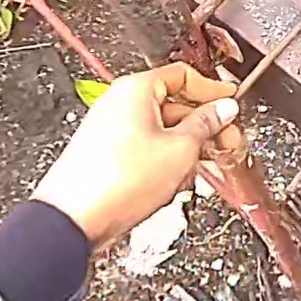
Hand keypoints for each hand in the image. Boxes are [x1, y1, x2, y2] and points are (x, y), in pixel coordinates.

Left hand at [33, 63, 238, 244]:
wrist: (69, 224)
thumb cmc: (119, 181)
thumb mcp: (182, 148)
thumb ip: (208, 123)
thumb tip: (223, 108)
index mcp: (137, 91)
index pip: (185, 76)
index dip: (213, 90)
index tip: (230, 103)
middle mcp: (120, 105)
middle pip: (176, 104)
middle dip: (206, 124)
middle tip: (228, 140)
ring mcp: (110, 131)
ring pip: (164, 129)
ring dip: (190, 145)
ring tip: (208, 164)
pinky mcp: (105, 156)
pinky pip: (147, 147)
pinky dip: (168, 157)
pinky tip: (182, 177)